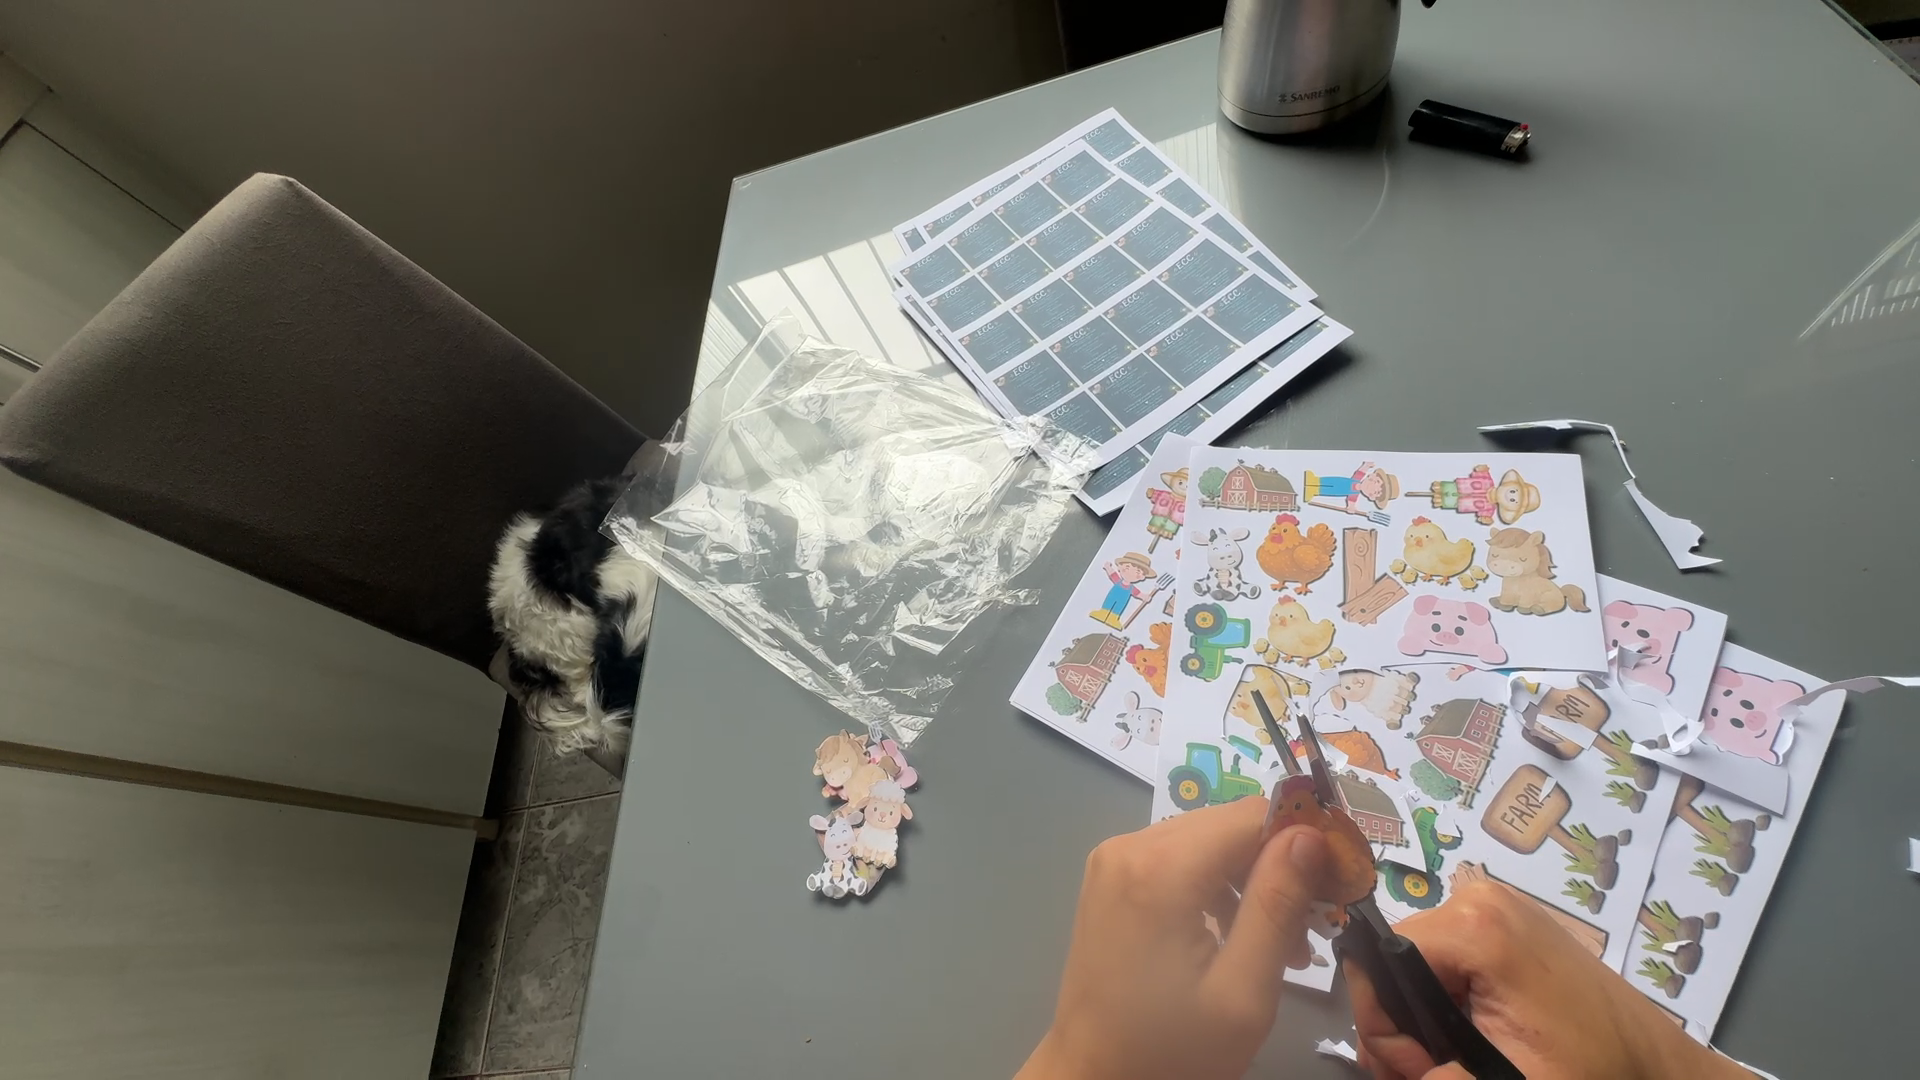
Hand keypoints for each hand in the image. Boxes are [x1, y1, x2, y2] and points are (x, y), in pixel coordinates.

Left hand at [1016, 798, 1331, 1079]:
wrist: (1091, 1075)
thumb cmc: (1172, 1048)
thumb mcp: (1244, 991)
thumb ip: (1277, 905)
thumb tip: (1309, 836)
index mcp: (1160, 866)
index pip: (1247, 816)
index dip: (1301, 834)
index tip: (1339, 877)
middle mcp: (1130, 844)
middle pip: (1223, 824)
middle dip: (1276, 862)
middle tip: (1314, 923)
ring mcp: (1113, 856)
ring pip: (1201, 839)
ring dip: (1246, 877)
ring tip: (1283, 942)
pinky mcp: (1109, 874)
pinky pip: (1173, 857)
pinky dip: (1210, 883)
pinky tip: (1232, 932)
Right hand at [1347, 881, 1753, 1079]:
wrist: (1674, 1076)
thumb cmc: (1597, 1076)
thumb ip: (1437, 1077)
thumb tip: (1385, 1068)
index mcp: (1474, 926)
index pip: (1381, 961)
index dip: (1382, 1021)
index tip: (1417, 1071)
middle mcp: (1473, 895)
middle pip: (1396, 957)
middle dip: (1399, 1021)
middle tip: (1428, 1072)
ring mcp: (1489, 899)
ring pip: (1415, 956)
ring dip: (1419, 1010)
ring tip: (1449, 1059)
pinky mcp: (1503, 914)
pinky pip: (1444, 949)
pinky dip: (1443, 993)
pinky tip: (1467, 1031)